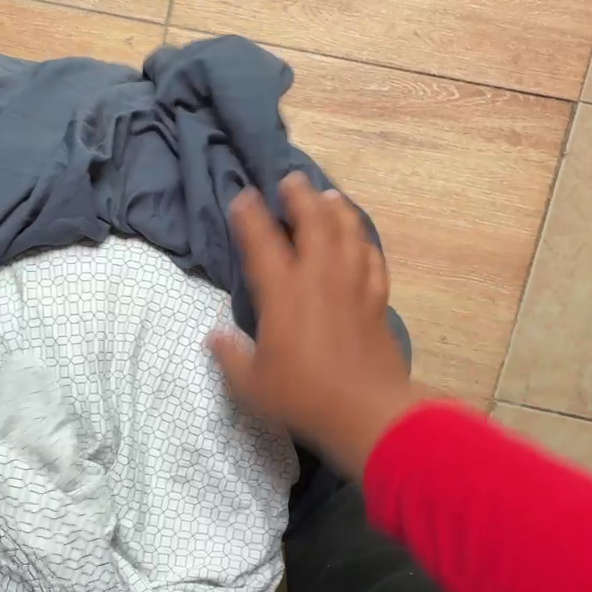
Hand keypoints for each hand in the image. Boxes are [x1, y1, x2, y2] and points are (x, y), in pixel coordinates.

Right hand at [209, 173, 429, 475]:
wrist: (367, 411)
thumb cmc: (303, 397)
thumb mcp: (252, 384)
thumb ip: (230, 356)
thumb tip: (214, 337)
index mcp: (283, 293)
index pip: (262, 242)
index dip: (250, 215)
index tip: (243, 196)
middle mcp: (319, 278)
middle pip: (313, 222)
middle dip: (300, 196)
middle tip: (291, 180)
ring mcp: (353, 286)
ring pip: (348, 233)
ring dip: (337, 210)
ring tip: (329, 196)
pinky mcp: (377, 301)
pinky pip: (373, 260)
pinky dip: (365, 243)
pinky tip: (362, 241)